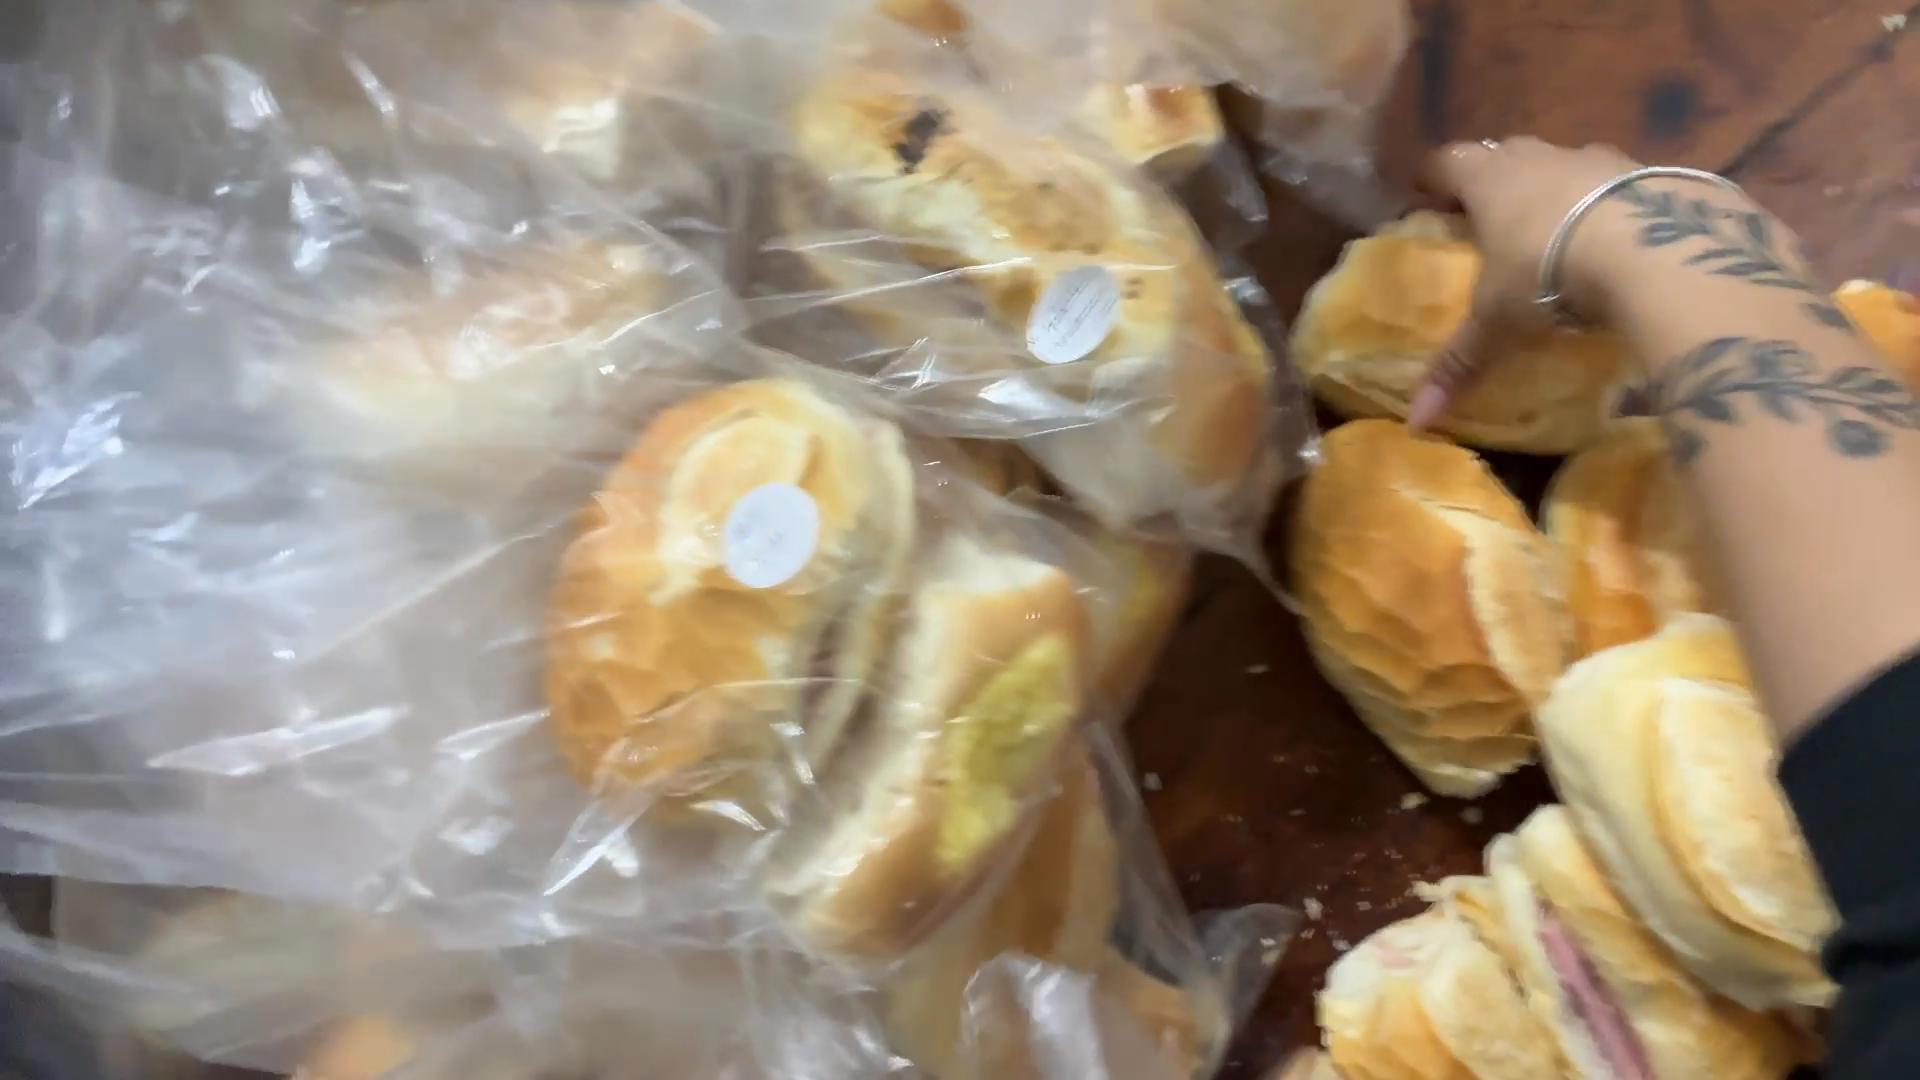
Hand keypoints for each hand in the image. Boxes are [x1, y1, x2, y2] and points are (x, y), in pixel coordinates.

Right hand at [1407, 138, 1639, 428]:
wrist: (1669, 249)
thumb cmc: (1550, 272)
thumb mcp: (1495, 323)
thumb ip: (1458, 364)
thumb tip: (1416, 423)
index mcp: (1492, 181)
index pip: (1449, 162)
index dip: (1432, 177)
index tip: (1422, 195)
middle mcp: (1546, 158)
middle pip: (1508, 153)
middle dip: (1492, 178)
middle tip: (1482, 216)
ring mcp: (1609, 161)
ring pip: (1567, 164)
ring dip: (1553, 189)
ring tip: (1549, 231)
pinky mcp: (1664, 174)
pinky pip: (1621, 184)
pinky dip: (1607, 206)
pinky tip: (1610, 242)